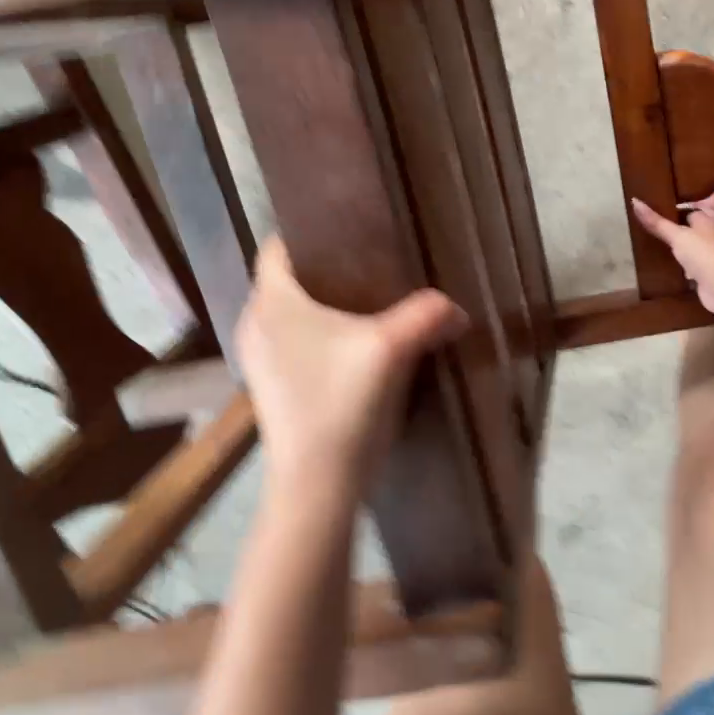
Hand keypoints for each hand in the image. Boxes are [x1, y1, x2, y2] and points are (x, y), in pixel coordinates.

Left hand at [236, 238, 467, 476]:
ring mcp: (260, 361)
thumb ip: (427, 315)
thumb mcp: (392, 350)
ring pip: (291, 314)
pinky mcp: (273, 389)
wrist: (316, 486)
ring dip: (325, 306)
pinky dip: (320, 336)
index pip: (277, 247)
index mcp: (272, 303)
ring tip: (371, 304)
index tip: (350, 228)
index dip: (308, 231)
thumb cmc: (342, 405)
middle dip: (326, 269)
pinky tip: (358, 349)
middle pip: (287, 280)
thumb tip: (458, 309)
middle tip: (374, 264)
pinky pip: (294, 343)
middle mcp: (255, 326)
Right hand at [631, 197, 713, 313]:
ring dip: (680, 252)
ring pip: (691, 251)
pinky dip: (683, 271)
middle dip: (676, 233)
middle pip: (690, 232)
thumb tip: (634, 201)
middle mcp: (710, 238)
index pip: (689, 213)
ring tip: (657, 250)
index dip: (675, 212)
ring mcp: (709, 258)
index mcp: (705, 222)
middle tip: (653, 232)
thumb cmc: (701, 252)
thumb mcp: (676, 235)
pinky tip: (670, 272)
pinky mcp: (707, 277)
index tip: (657, 213)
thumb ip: (657, 222)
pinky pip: (691, 270)